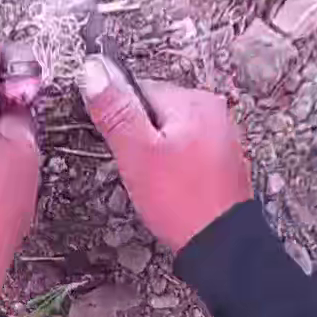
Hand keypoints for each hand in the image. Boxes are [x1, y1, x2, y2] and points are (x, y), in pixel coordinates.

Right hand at [77, 56, 251, 251]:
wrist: (221, 246)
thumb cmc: (183, 202)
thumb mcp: (137, 153)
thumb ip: (115, 111)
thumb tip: (93, 71)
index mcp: (195, 102)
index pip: (139, 90)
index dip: (123, 123)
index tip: (125, 148)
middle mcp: (214, 113)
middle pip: (156, 115)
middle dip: (142, 142)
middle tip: (143, 172)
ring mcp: (222, 139)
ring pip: (171, 139)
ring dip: (158, 159)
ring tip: (160, 186)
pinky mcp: (222, 165)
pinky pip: (187, 157)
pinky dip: (176, 172)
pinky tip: (174, 192)